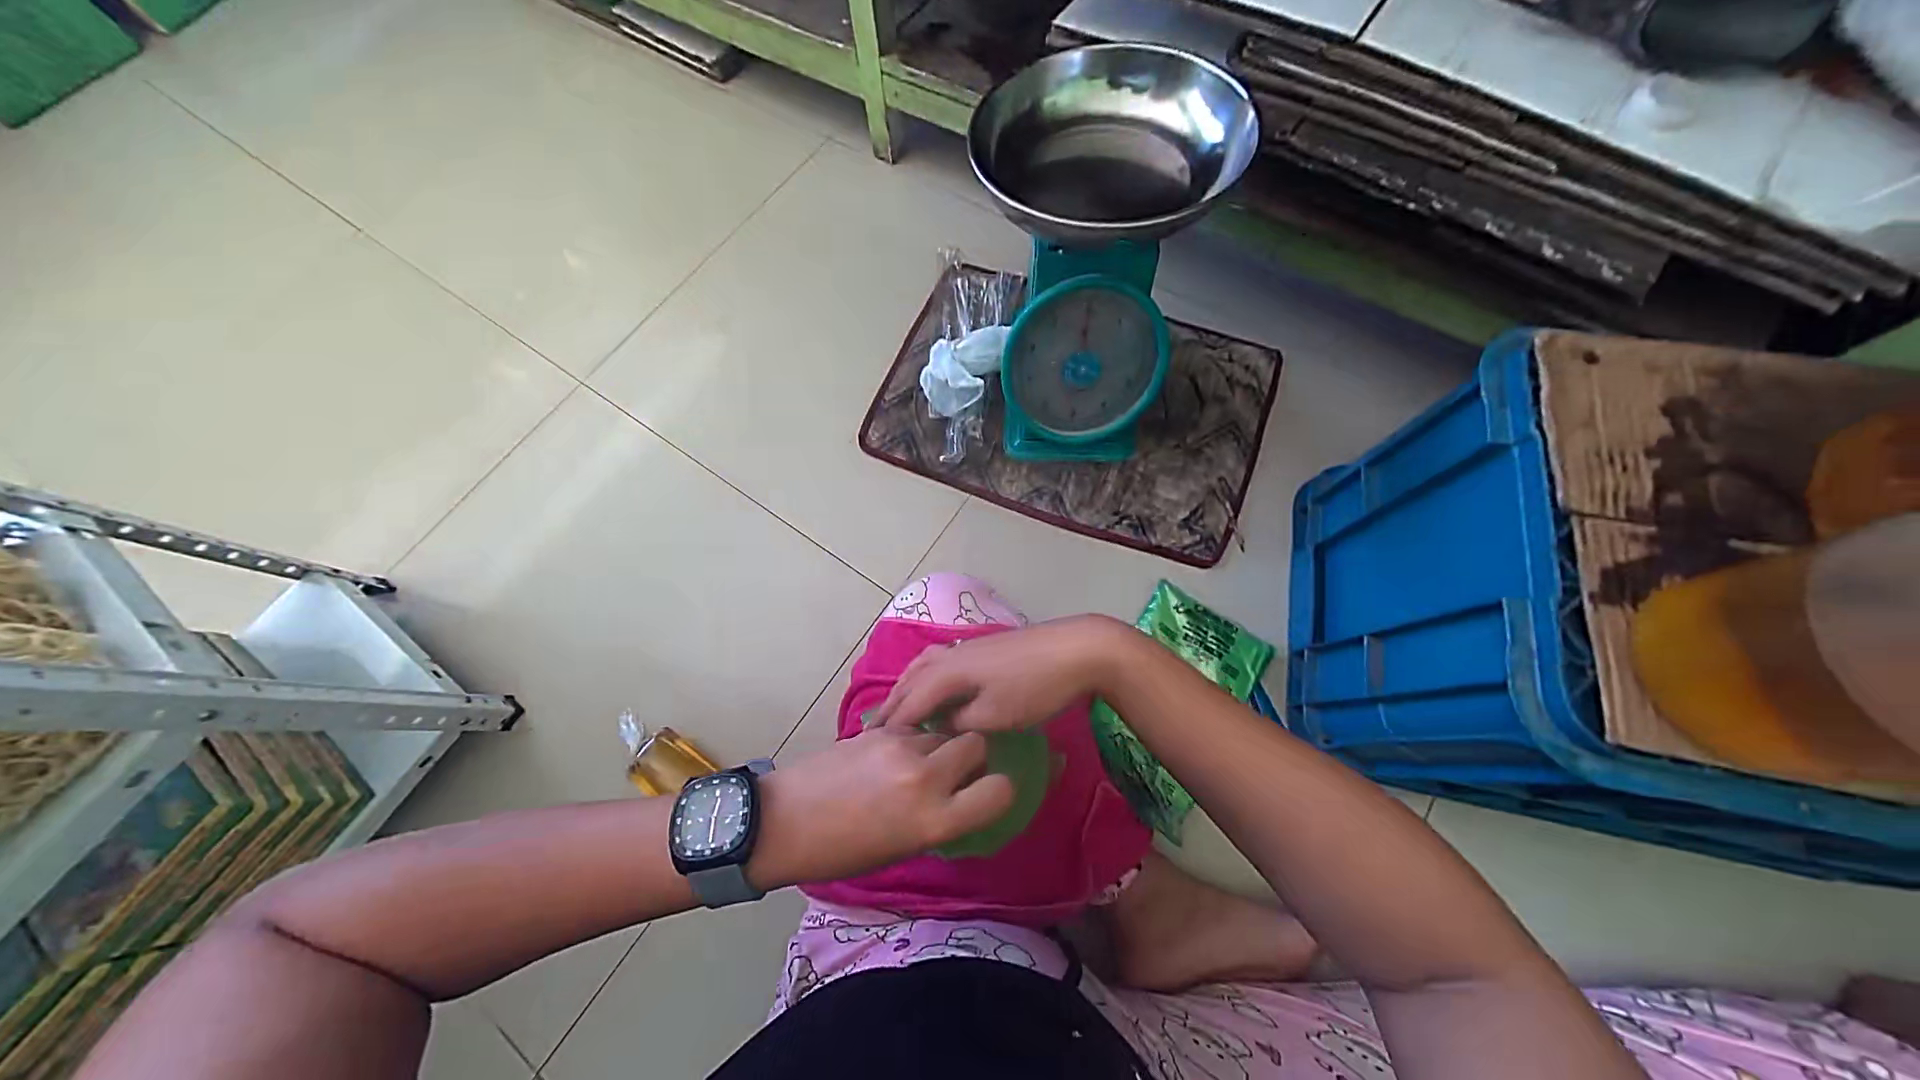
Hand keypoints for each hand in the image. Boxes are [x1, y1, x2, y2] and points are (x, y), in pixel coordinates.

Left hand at [748, 726, 1014, 887]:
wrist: (783, 822)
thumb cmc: (842, 853)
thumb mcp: (902, 849)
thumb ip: (940, 820)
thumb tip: (963, 799)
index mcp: (935, 820)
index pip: (1000, 791)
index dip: (998, 790)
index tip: (986, 792)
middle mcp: (926, 777)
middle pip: (976, 743)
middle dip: (971, 755)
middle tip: (952, 771)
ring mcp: (900, 746)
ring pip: (943, 731)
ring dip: (940, 744)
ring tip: (916, 764)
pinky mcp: (878, 728)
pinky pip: (913, 726)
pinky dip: (912, 737)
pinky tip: (890, 755)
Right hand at [876, 614, 1130, 734]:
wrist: (1076, 649)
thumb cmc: (1034, 688)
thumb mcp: (995, 717)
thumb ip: (960, 723)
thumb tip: (940, 724)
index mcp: (947, 673)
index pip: (909, 701)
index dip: (892, 724)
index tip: (874, 745)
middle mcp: (949, 655)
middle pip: (911, 679)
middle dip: (894, 703)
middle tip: (876, 727)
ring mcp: (966, 646)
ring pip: (925, 665)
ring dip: (909, 685)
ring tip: (901, 704)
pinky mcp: (983, 647)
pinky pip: (940, 661)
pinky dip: (927, 676)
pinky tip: (936, 685)